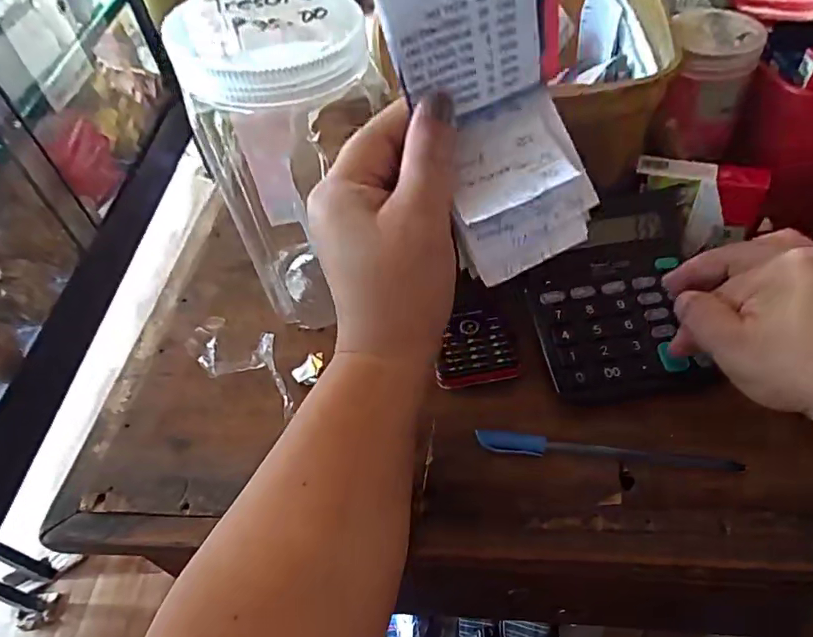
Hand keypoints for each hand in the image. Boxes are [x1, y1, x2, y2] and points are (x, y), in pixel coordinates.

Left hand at [306, 96, 456, 364]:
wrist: (391, 360)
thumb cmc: (405, 291)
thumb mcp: (421, 219)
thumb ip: (429, 158)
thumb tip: (438, 100)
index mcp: (338, 186)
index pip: (382, 131)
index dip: (422, 117)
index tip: (466, 110)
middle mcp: (336, 202)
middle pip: (387, 159)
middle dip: (430, 153)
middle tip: (477, 148)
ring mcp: (350, 230)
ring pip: (395, 189)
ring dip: (431, 184)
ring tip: (471, 181)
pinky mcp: (368, 254)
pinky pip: (397, 217)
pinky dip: (424, 212)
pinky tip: (452, 216)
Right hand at [664, 231, 812, 430]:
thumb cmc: (795, 368)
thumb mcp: (734, 349)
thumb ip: (702, 319)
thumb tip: (685, 300)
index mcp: (773, 261)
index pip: (717, 277)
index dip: (688, 300)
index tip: (667, 311)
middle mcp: (803, 254)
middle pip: (744, 262)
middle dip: (713, 287)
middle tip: (688, 307)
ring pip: (773, 265)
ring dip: (742, 279)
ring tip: (724, 291)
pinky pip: (797, 278)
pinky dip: (772, 288)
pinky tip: (767, 305)